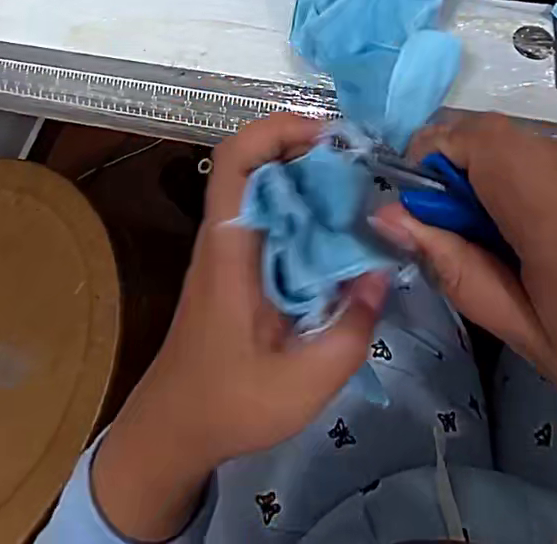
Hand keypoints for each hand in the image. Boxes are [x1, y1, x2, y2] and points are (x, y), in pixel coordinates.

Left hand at [92, 114, 388, 540]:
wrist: (175, 427)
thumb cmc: (230, 402)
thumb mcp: (303, 383)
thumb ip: (350, 330)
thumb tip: (380, 269)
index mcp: (231, 245)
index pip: (235, 160)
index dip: (275, 130)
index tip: (325, 135)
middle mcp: (226, 232)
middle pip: (252, 158)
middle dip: (302, 143)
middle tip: (354, 158)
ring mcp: (230, 242)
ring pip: (262, 180)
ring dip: (303, 169)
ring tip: (354, 182)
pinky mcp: (239, 257)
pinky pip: (270, 209)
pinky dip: (302, 199)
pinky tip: (337, 222)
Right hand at [371, 112, 556, 543]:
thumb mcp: (521, 332)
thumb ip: (452, 265)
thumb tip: (390, 213)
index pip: (485, 141)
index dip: (436, 146)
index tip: (419, 191)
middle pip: (499, 135)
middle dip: (459, 164)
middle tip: (455, 221)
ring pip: (524, 142)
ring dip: (494, 172)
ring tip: (505, 232)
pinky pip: (555, 153)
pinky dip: (529, 176)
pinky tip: (545, 226)